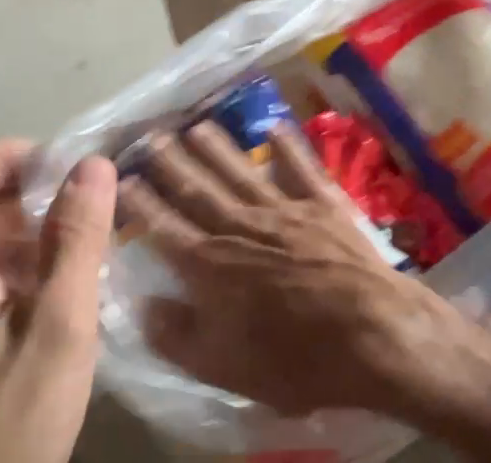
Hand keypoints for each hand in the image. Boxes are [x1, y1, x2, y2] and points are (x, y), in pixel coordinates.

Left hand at [0, 140, 116, 462]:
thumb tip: (93, 164)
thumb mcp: (59, 328)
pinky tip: (61, 297)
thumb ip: (76, 241)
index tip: (67, 171)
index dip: (11, 155)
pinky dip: (21, 267)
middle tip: (87, 213)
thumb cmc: (10, 421)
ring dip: (30, 232)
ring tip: (84, 254)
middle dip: (30, 195)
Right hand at [117, 121, 471, 416]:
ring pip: (242, 171)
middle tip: (150, 135)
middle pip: (199, 191)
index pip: (165, 228)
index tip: (120, 178)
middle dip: (171, 164)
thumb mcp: (223, 367)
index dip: (141, 203)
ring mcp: (285, 210)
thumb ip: (177, 336)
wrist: (371, 332)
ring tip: (196, 124)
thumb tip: (143, 305)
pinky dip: (287, 145)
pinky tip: (273, 126)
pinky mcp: (324, 205)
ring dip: (217, 148)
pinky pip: (301, 167)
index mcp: (211, 267)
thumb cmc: (295, 359)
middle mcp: (242, 227)